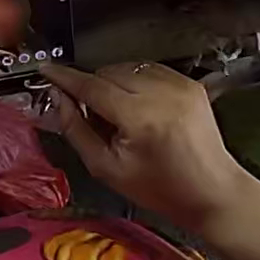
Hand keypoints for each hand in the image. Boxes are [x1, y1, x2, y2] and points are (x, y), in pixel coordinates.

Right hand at [42, 62, 251, 224]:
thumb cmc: (157, 188)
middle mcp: (161, 94)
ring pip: (126, 67)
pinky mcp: (190, 83)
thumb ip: (76, 129)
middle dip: (91, 87)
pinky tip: (136, 105)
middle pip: (107, 73)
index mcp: (140, 118)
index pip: (92, 86)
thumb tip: (58, 97)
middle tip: (92, 114)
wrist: (212, 192)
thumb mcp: (105, 168)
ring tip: (117, 112)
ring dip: (111, 83)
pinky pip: (147, 69)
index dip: (65, 77)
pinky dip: (133, 81)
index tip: (46, 70)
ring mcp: (179, 85)